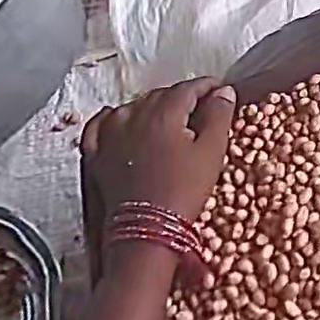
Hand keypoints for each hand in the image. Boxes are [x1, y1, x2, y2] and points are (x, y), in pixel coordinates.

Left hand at [80, 78, 236, 222]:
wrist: (145, 232)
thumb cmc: (184, 190)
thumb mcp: (212, 151)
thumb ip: (219, 115)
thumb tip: (223, 92)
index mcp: (164, 114)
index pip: (189, 87)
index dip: (209, 86)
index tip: (221, 90)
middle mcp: (133, 117)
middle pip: (163, 94)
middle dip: (185, 97)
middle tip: (203, 108)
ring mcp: (110, 135)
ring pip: (135, 106)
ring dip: (155, 106)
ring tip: (172, 119)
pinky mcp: (96, 154)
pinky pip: (102, 124)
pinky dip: (116, 118)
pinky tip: (125, 121)